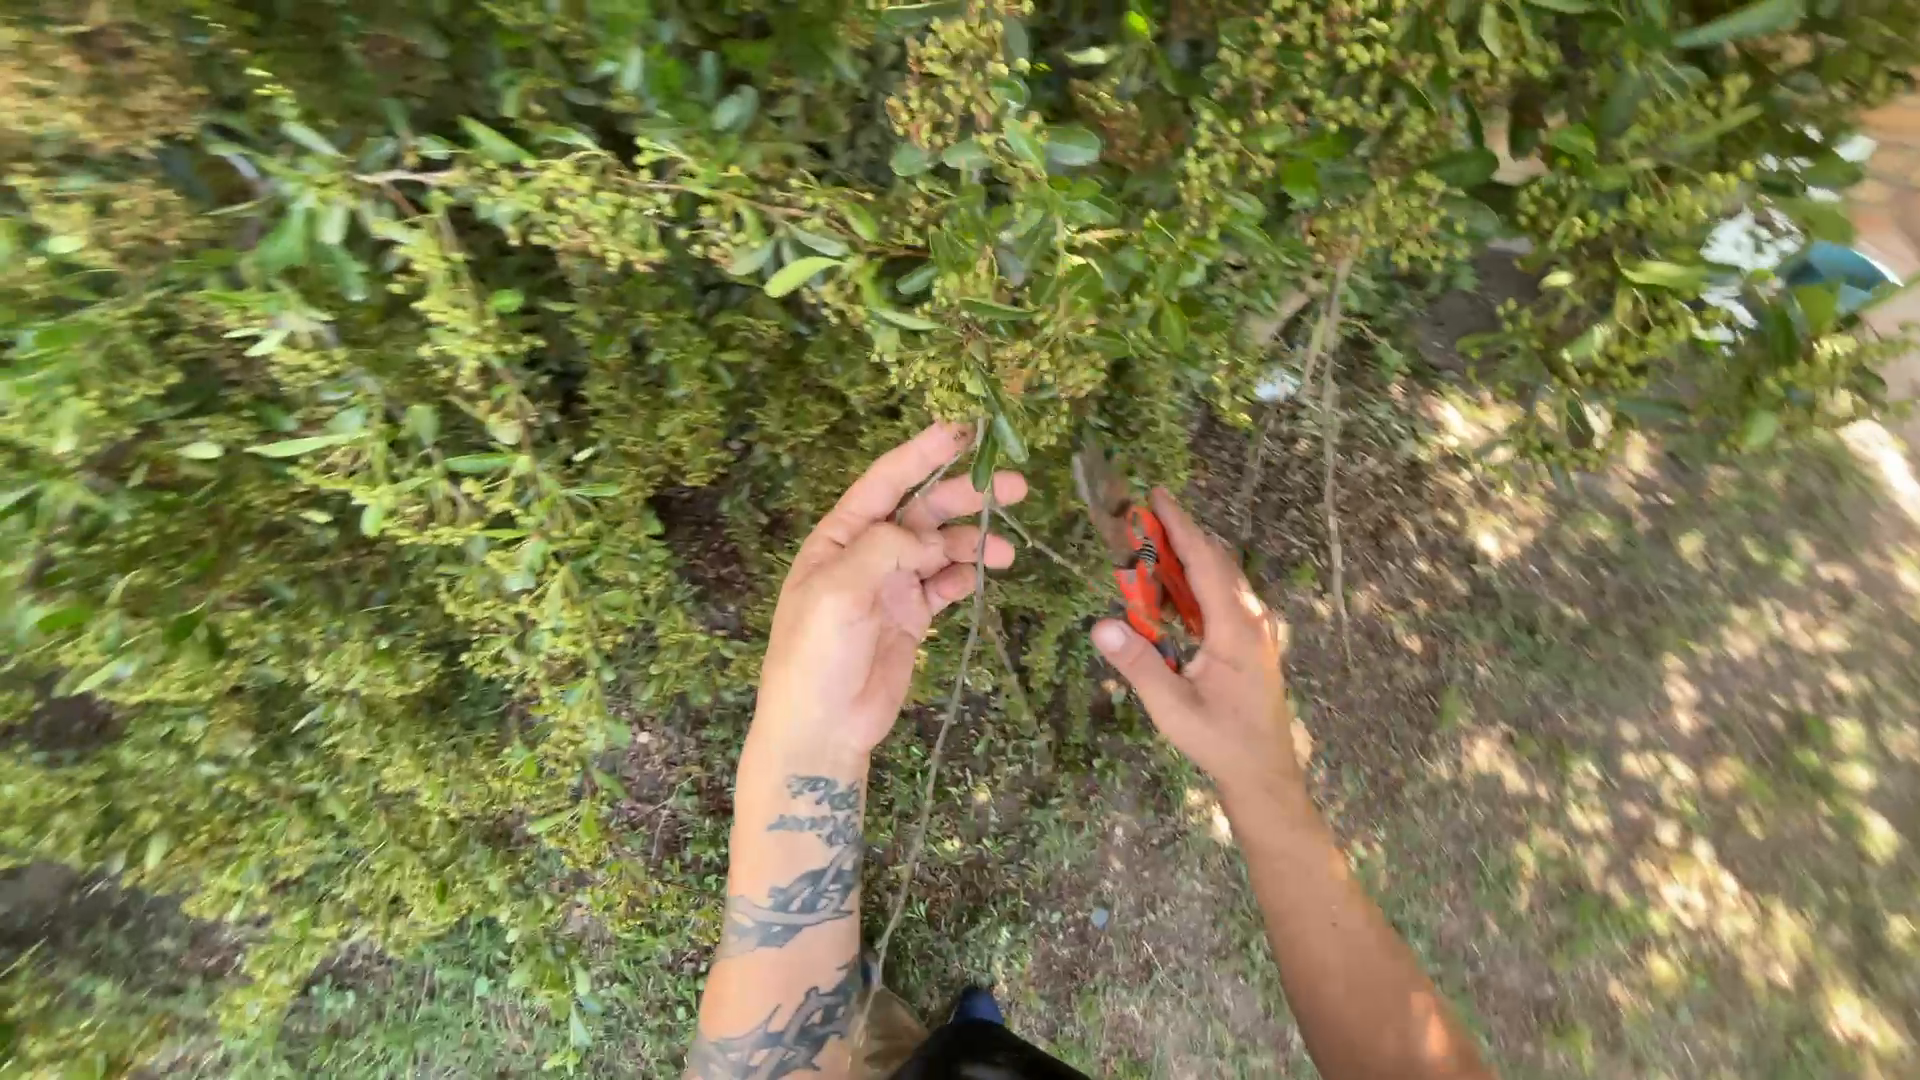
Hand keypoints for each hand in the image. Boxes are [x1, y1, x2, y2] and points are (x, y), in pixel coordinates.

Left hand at [755, 422, 1027, 758]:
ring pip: (940, 547)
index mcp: (840, 536)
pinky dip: (966, 575)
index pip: (886, 481)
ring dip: (974, 541)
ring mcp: (893, 584)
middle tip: (1014, 487)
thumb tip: (931, 538)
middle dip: (966, 496)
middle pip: (923, 510)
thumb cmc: (815, 654)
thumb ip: (884, 549)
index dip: (923, 454)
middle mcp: (868, 552)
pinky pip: (946, 584)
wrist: (823, 726)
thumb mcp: (837, 591)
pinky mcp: (913, 615)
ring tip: (1008, 550)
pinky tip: (984, 574)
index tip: (963, 431)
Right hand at [1089, 489, 1304, 813]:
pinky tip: (1176, 583)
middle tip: (1145, 511)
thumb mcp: (1172, 707)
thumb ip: (1139, 665)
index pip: (1205, 562)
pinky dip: (1198, 576)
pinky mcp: (1252, 641)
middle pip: (1216, 560)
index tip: (1157, 495)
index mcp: (1236, 628)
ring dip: (1190, 553)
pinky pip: (1225, 594)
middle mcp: (1251, 619)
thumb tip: (1099, 626)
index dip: (1180, 526)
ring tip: (1155, 538)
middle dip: (1182, 531)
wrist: (1264, 772)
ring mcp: (1256, 629)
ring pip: (1224, 576)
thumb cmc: (1219, 740)